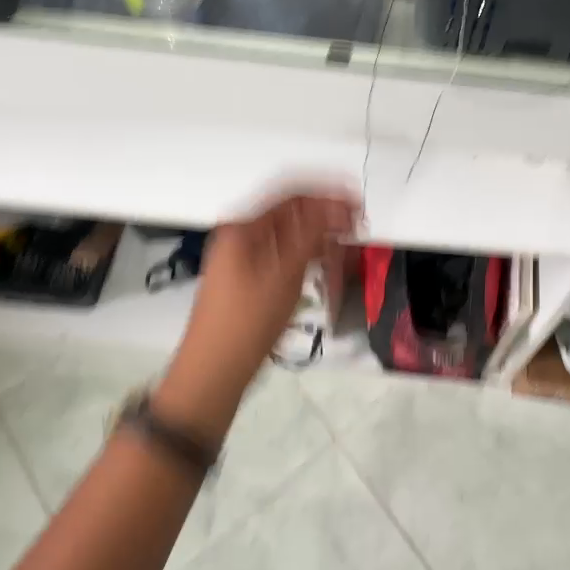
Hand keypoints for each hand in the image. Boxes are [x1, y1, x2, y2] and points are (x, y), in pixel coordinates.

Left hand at [167, 188, 359, 405]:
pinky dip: (306, 258)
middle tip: (357, 229)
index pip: (292, 195)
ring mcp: (242, 259)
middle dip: (326, 218)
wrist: (212, 374)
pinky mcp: (247, 280)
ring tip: (346, 251)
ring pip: (288, 237)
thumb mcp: (285, 275)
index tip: (358, 206)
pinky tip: (325, 269)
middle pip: (290, 214)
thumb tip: (337, 205)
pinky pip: (282, 256)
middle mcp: (240, 236)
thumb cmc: (247, 323)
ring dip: (318, 239)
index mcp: (243, 228)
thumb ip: (312, 235)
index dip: (328, 195)